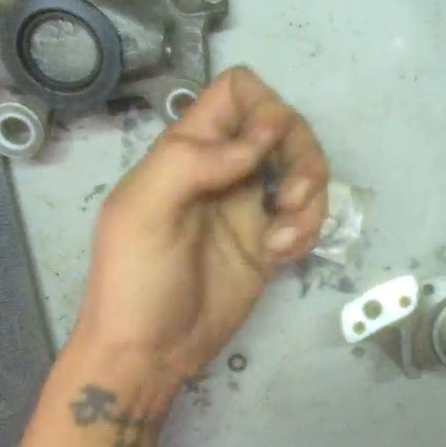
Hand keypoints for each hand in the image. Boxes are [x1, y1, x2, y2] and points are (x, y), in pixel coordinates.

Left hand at [71, 68, 328, 390]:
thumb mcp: (142, 212)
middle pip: (286, 129)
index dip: (264, 108)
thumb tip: (262, 137)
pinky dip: (308, 229)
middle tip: (289, 199)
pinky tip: (283, 256)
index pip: (237, 93)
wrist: (151, 353)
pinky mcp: (270, 244)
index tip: (267, 150)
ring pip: (305, 172)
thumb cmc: (135, 282)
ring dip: (310, 198)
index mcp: (188, 151)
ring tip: (284, 239)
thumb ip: (192, 161)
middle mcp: (225, 171)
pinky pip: (307, 217)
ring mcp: (251, 208)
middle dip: (302, 156)